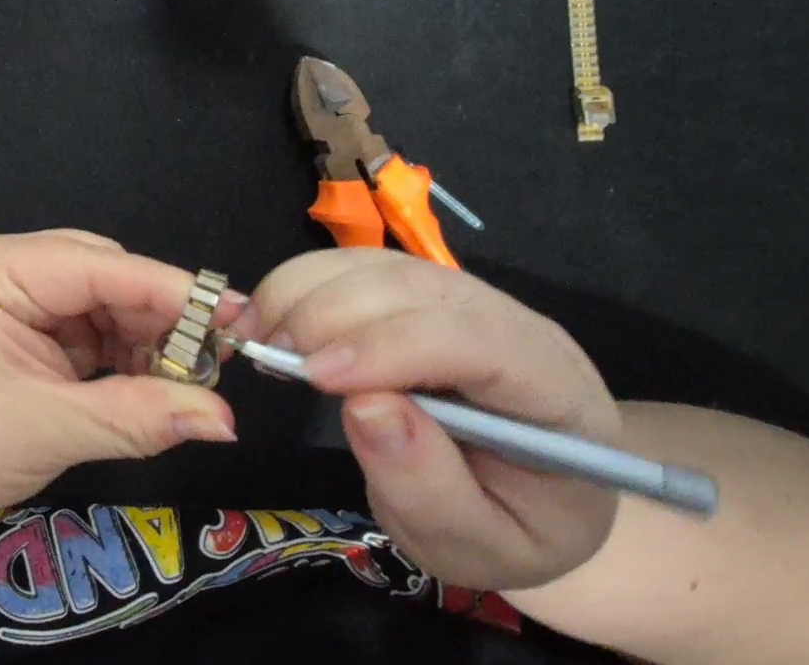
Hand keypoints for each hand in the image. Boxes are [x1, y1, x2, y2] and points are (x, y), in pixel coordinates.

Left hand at [0, 231, 245, 526]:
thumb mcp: (45, 429)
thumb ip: (136, 418)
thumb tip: (224, 420)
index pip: (99, 266)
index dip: (171, 291)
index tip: (234, 317)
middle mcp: (5, 265)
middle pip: (104, 275)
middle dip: (158, 318)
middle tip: (212, 364)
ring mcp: (13, 292)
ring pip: (101, 301)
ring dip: (143, 339)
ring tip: (181, 382)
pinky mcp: (21, 322)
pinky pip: (86, 326)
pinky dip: (119, 354)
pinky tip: (144, 383)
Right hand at [251, 249, 619, 589]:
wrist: (524, 494)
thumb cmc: (506, 524)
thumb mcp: (477, 544)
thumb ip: (428, 486)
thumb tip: (364, 406)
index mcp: (552, 389)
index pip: (474, 341)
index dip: (389, 347)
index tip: (315, 378)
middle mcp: (509, 322)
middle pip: (414, 287)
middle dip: (331, 313)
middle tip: (268, 358)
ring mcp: (458, 296)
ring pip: (376, 264)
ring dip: (304, 289)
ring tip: (257, 336)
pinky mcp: (412, 289)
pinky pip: (352, 264)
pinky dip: (300, 281)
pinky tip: (270, 318)